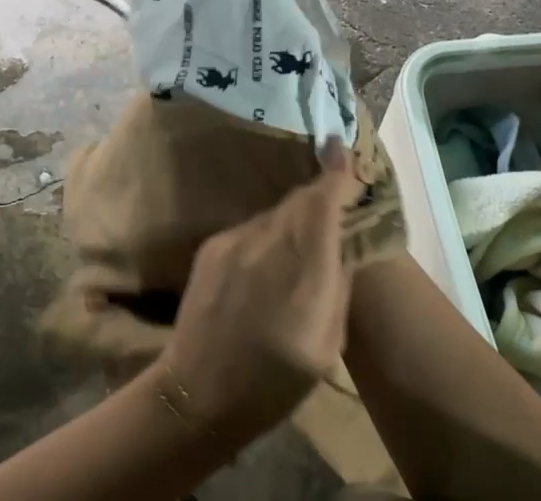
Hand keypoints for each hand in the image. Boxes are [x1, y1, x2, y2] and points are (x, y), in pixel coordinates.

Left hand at [156, 148, 361, 438]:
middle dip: (319, 198)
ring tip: (299, 245)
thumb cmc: (274, 382)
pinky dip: (266, 236)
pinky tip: (265, 265)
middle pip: (300, 203)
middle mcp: (268, 245)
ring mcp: (235, 243)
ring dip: (292, 220)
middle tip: (334, 202)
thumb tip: (341, 247)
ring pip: (274, 215)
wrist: (199, 394)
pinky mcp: (212, 248)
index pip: (322, 204)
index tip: (340, 146)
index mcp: (305, 273)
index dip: (335, 173)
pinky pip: (251, 229)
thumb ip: (337, 287)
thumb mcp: (327, 346)